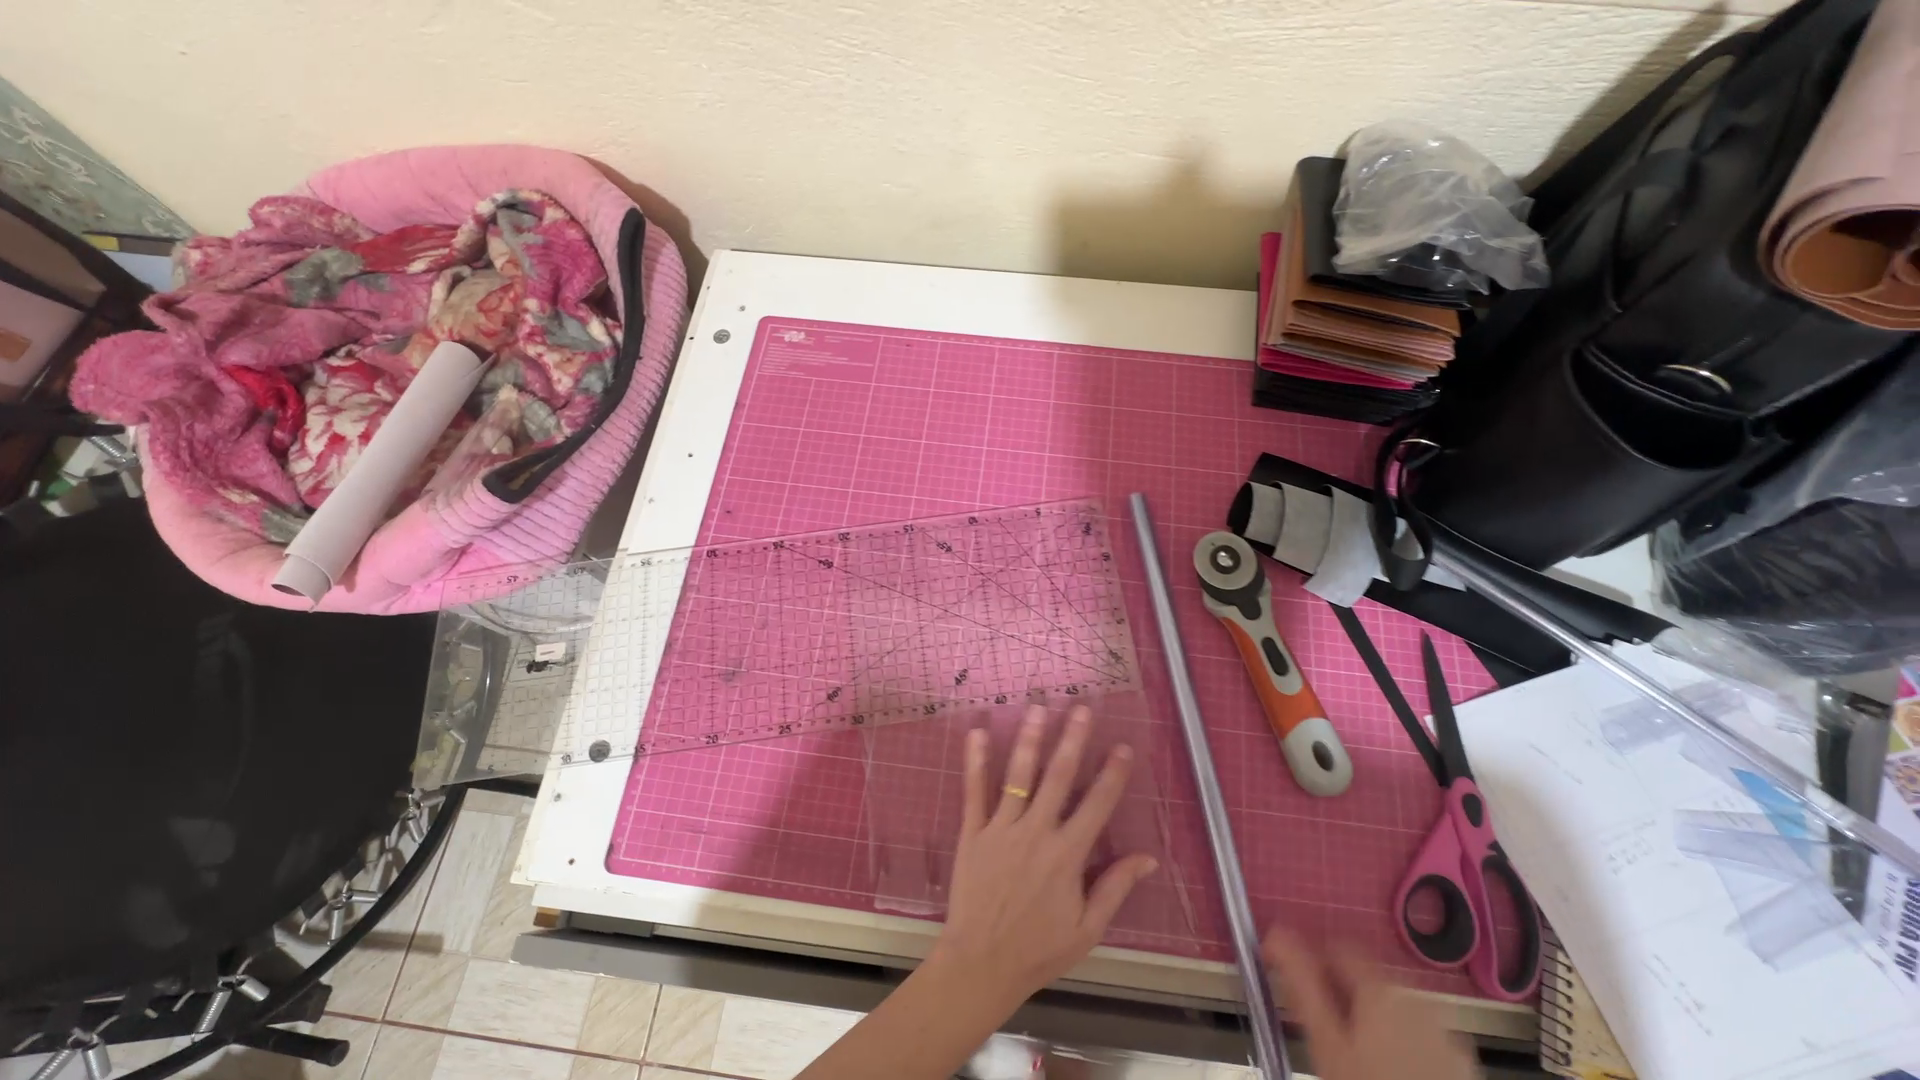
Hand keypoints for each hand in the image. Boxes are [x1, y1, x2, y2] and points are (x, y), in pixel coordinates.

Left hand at [926, 704, 1159, 1007]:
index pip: (1097, 805)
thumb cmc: (1038, 949)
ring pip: (1018, 776)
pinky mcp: (972, 834)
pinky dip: (975, 762)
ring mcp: (1001, 830)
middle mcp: (1036, 833)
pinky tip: (977, 733)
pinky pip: (974, 792)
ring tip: (1038, 708)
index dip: (1112, 775)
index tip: (1123, 747)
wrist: (980, 963)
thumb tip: (1147, 858)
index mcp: (1068, 855)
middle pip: (1058, 778)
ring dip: (1030, 740)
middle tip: (1081, 709)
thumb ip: (1114, 888)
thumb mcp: (1087, 929)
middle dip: (1072, 740)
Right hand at [1264, 928, 1479, 1079]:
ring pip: (1390, 1008)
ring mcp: (1443, 1032)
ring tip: (1353, 1061)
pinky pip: (1417, 1035)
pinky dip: (1397, 1043)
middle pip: (1366, 979)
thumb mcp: (1326, 1044)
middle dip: (1339, 995)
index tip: (1292, 986)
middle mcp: (1417, 999)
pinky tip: (1387, 1074)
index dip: (1311, 960)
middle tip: (1320, 1034)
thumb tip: (1275, 936)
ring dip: (1367, 1020)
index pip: (1338, 948)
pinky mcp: (1458, 1063)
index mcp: (1381, 990)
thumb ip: (1300, 983)